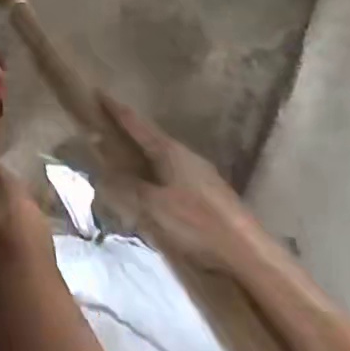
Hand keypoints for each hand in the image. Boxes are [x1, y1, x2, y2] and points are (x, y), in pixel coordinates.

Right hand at [100, 93, 264, 270]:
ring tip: (120, 157)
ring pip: (162, 157)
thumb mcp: (152, 205)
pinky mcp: (209, 195)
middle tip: (103, 126)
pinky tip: (148, 185)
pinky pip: (172, 174)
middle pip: (150, 137)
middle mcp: (186, 156)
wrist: (252, 258)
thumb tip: (99, 168)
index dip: (115, 108)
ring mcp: (201, 175)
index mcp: (170, 151)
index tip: (97, 92)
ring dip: (141, 154)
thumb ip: (124, 185)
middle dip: (127, 131)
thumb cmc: (198, 224)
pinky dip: (154, 172)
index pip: (135, 122)